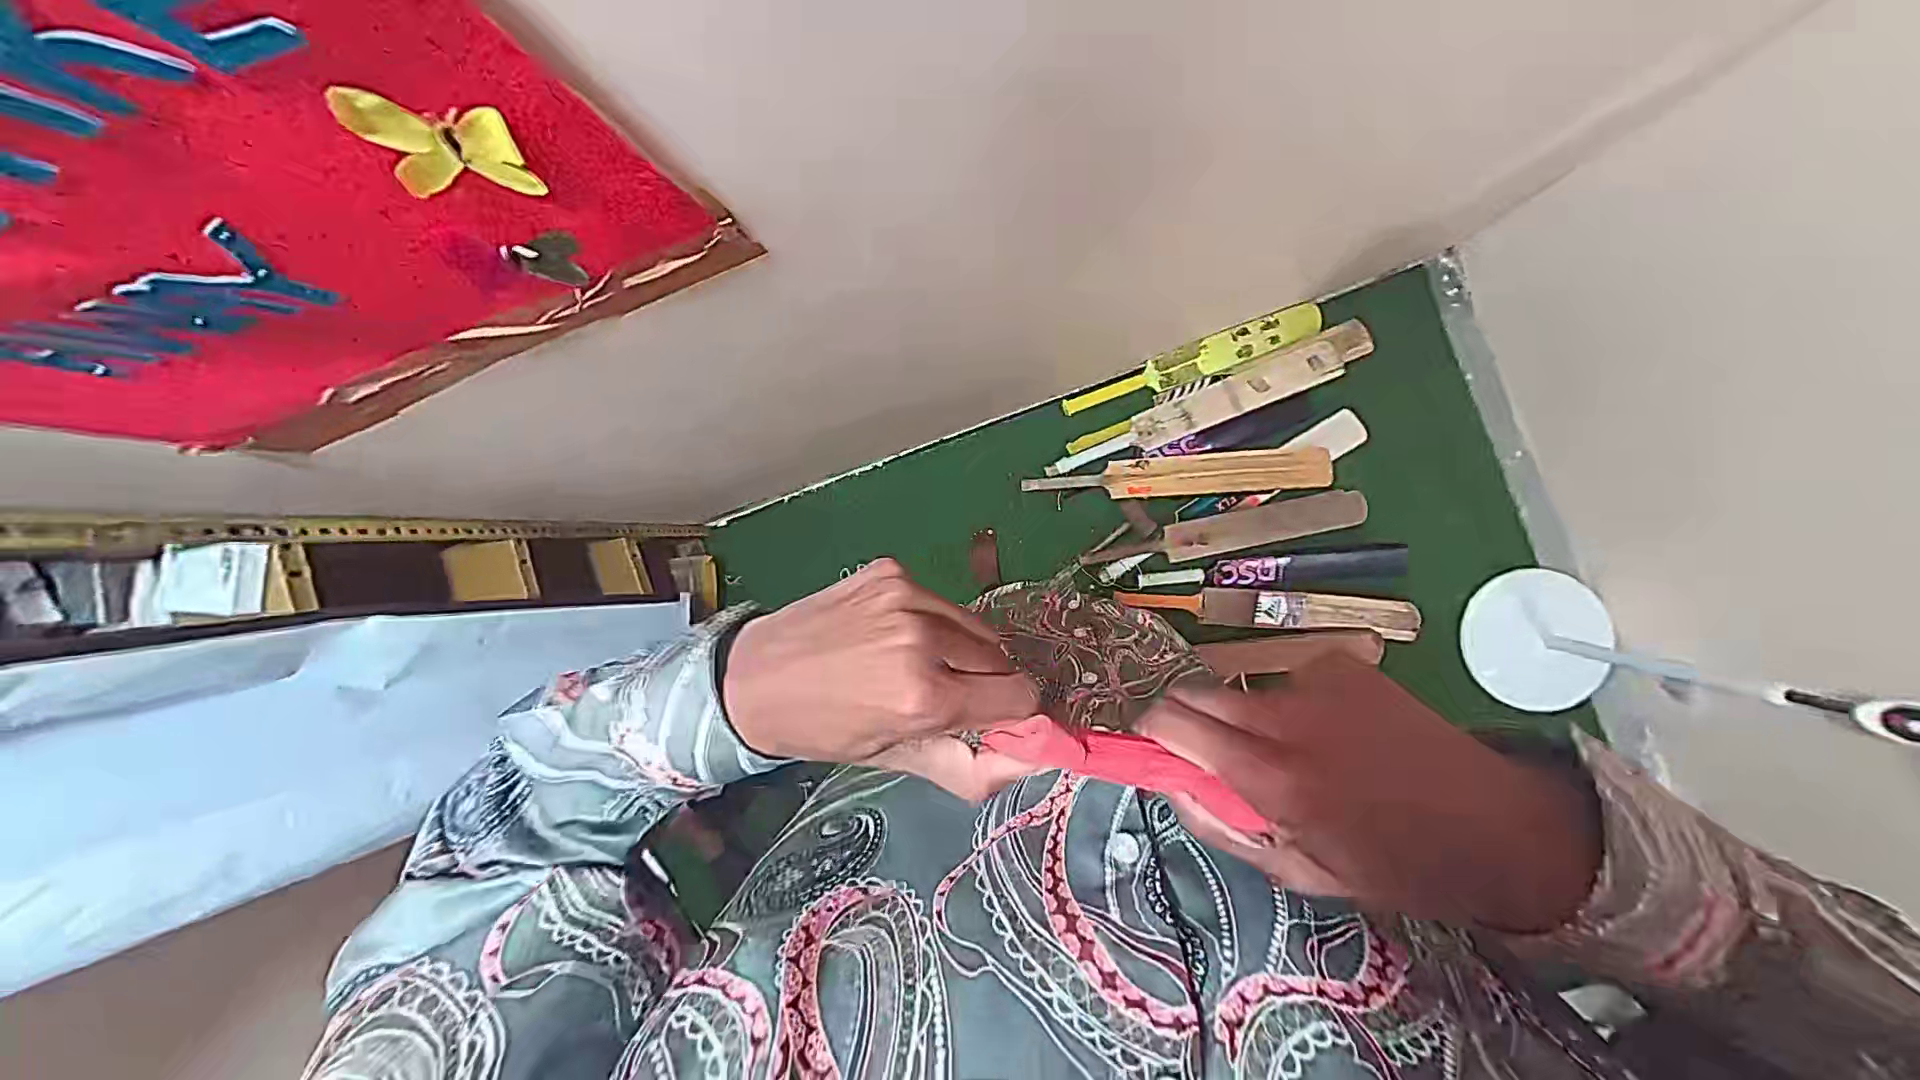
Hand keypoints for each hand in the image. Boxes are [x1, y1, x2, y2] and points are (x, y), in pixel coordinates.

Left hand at [723, 559, 1040, 799]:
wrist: (753, 676)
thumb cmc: (823, 728)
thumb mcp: (893, 760)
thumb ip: (969, 768)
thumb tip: (1029, 760)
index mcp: (924, 696)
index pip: (1019, 697)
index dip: (1013, 712)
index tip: (991, 716)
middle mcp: (922, 638)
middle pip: (1002, 659)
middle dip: (984, 682)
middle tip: (941, 692)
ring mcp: (906, 596)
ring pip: (975, 626)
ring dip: (961, 649)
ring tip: (915, 661)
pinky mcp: (891, 571)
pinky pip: (942, 601)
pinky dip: (932, 621)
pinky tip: (893, 633)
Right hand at [1136, 655, 1599, 931]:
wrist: (1497, 826)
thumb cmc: (1391, 863)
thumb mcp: (1299, 872)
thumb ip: (1221, 826)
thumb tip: (1170, 784)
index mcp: (1271, 777)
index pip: (1172, 722)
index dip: (1147, 728)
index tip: (1149, 742)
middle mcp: (1286, 718)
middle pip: (1194, 691)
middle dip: (1186, 715)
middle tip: (1210, 749)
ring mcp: (1316, 682)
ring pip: (1240, 688)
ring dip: (1243, 713)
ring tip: (1288, 747)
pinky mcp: (1343, 664)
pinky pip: (1285, 677)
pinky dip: (1290, 701)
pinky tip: (1330, 728)